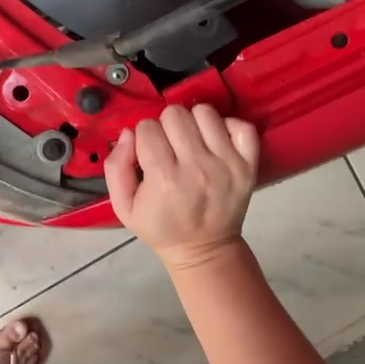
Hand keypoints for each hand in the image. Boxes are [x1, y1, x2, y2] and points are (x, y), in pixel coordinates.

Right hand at [103, 104, 261, 270]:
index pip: (148, 128)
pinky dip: (228, 127)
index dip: (144, 136)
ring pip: (205, 113)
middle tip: (170, 145)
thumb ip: (116, 167)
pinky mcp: (248, 166)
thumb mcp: (123, 206)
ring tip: (192, 141)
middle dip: (166, 126)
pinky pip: (242, 126)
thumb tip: (128, 133)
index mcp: (164, 178)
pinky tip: (216, 141)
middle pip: (176, 114)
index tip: (148, 152)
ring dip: (194, 123)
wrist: (204, 250)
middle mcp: (198, 167)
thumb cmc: (161, 226)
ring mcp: (227, 165)